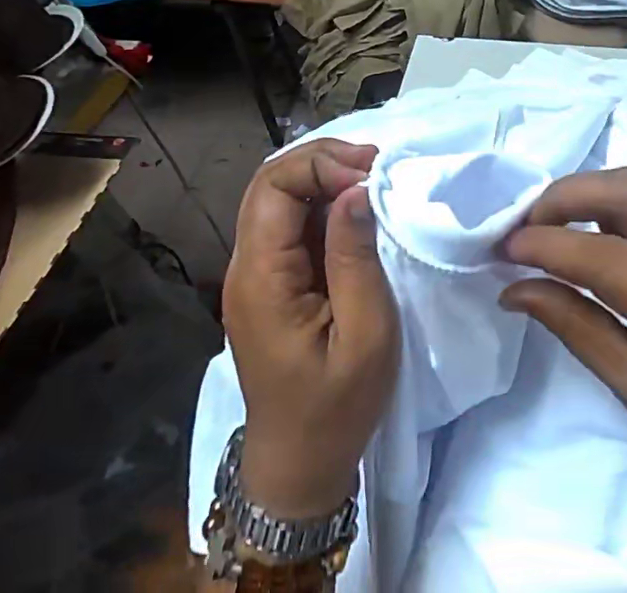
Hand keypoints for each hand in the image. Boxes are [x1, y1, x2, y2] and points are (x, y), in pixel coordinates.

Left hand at [224, 139, 397, 518]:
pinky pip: (292, 226)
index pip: (272, 188)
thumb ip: (357, 257)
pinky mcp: (273, 284)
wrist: (300, 464)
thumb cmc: (337, 405)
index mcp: (261, 278)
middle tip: (379, 168)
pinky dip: (326, 205)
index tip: (373, 179)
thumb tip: (357, 190)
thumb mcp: (365, 333)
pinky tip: (360, 210)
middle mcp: (247, 268)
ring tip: (376, 183)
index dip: (321, 166)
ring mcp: (256, 275)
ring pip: (279, 199)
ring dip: (326, 180)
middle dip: (323, 161)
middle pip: (269, 184)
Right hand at [498, 169, 626, 522]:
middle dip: (565, 196)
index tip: (502, 248)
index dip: (552, 244)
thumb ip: (584, 333)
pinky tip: (593, 233)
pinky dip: (616, 206)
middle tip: (519, 228)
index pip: (616, 257)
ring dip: (588, 195)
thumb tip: (517, 287)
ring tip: (545, 227)